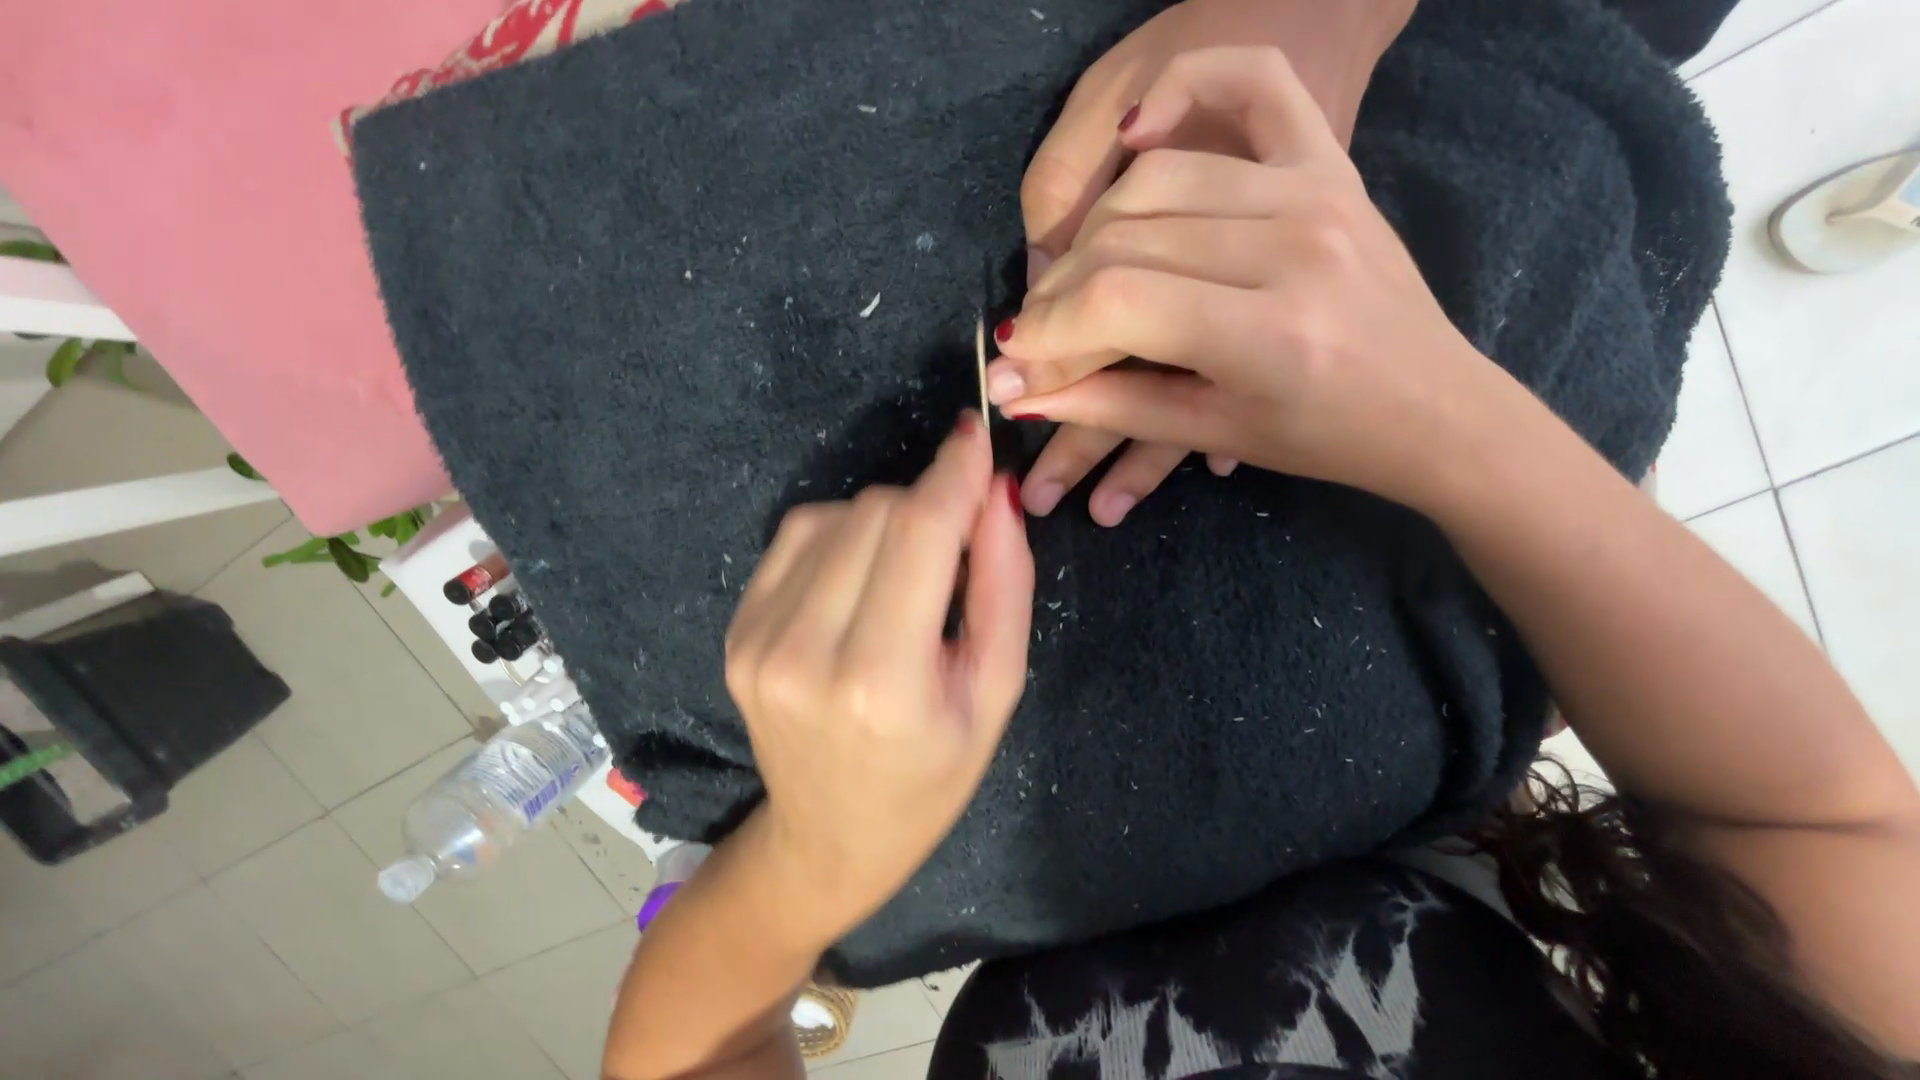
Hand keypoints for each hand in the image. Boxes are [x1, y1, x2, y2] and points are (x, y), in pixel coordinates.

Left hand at [723, 415, 1033, 942]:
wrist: (830, 836)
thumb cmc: (931, 775)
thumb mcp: (995, 690)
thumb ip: (1005, 585)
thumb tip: (993, 490)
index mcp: (883, 681)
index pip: (918, 533)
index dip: (952, 473)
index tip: (977, 434)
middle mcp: (806, 652)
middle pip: (875, 512)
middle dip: (928, 504)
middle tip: (957, 546)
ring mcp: (758, 640)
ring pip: (835, 515)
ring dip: (885, 521)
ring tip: (907, 578)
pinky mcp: (736, 630)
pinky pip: (797, 537)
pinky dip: (841, 537)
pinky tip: (860, 580)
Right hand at [1016, 0, 1414, 522]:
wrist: (1434, 403)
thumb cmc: (1324, 437)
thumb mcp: (1213, 432)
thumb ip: (1109, 405)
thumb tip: (1014, 389)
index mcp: (1269, 334)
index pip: (1117, 302)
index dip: (1047, 329)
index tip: (1011, 360)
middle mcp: (1291, 244)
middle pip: (1124, 239)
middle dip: (1058, 293)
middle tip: (1037, 334)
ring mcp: (1313, 189)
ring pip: (1155, 180)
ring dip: (1093, 231)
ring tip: (1077, 280)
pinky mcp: (1328, 159)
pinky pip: (1250, 85)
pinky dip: (1182, 89)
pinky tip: (1135, 132)